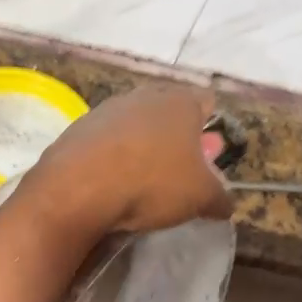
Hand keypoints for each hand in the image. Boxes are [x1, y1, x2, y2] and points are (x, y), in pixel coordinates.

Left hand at [22, 85, 230, 234]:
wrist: (78, 189)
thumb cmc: (152, 183)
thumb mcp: (200, 197)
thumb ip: (219, 198)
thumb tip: (225, 205)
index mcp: (180, 102)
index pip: (206, 103)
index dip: (209, 130)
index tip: (207, 159)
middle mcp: (142, 96)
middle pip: (167, 116)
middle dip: (174, 142)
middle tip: (175, 175)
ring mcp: (105, 111)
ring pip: (133, 128)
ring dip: (139, 150)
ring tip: (139, 185)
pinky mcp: (76, 131)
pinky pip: (103, 145)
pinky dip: (109, 161)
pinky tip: (108, 186)